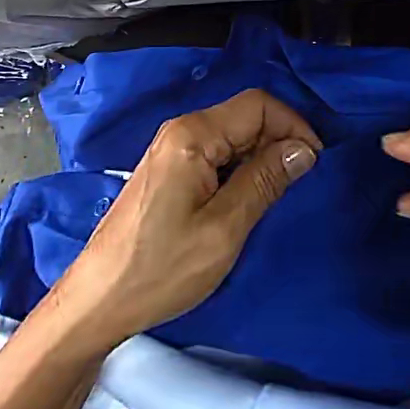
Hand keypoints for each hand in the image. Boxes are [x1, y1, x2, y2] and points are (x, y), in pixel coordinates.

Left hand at [51, 89, 320, 348]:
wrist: (96, 303)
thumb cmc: (160, 269)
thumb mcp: (224, 228)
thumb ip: (265, 180)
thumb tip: (304, 149)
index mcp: (193, 134)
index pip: (259, 104)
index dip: (293, 126)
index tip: (313, 162)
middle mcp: (181, 129)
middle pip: (246, 116)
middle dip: (279, 141)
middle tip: (296, 183)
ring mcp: (172, 148)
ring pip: (234, 134)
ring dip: (261, 156)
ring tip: (275, 194)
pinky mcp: (170, 168)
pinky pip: (218, 151)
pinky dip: (241, 167)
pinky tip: (247, 197)